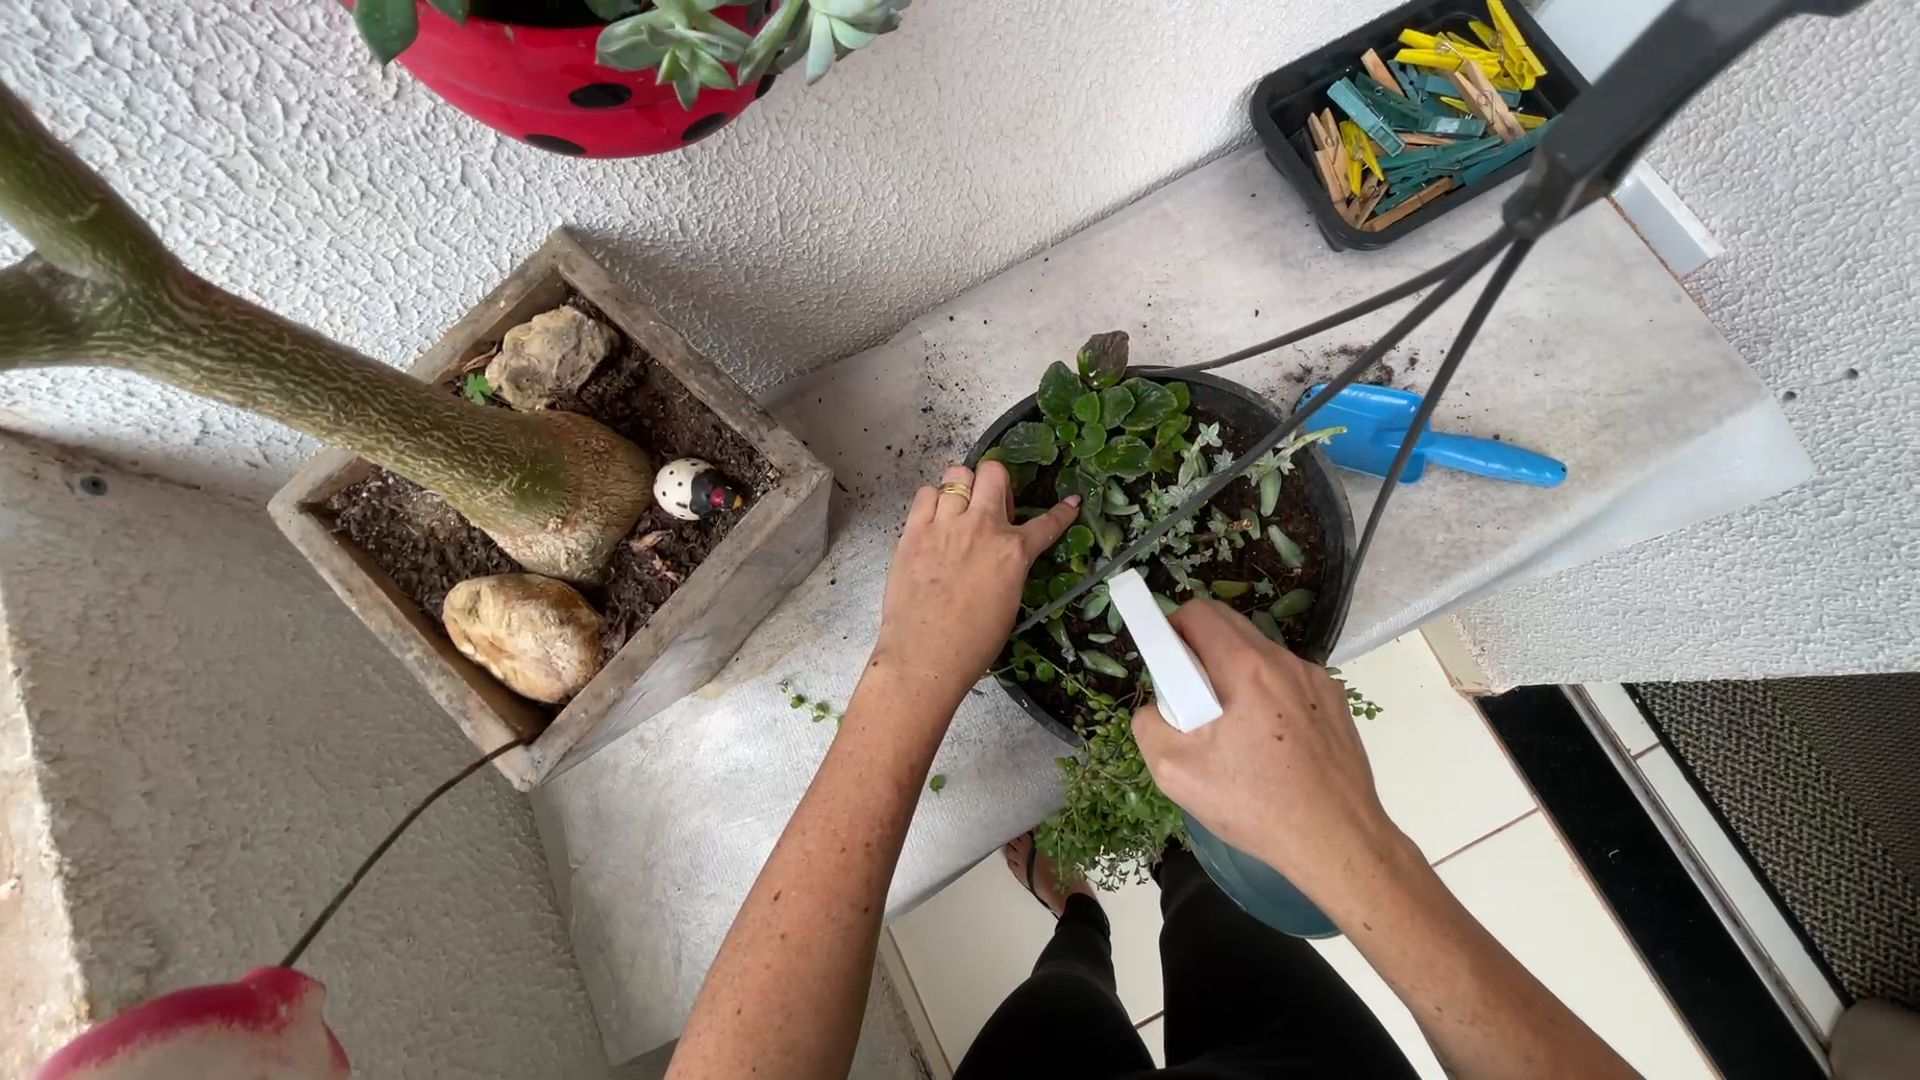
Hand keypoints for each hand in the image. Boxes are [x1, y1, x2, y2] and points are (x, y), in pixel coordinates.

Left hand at [871, 462, 1077, 699]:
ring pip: (957, 474)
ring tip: (959, 509)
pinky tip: (934, 519)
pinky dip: (933, 500)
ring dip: (963, 488)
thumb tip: (1004, 556)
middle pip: (993, 473)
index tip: (1069, 504)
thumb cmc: (972, 643)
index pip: (1046, 523)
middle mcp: (982, 528)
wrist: (925, 655)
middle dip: (997, 483)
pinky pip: (925, 493)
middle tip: (992, 506)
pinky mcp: (914, 531)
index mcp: (1014, 552)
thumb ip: (1010, 568)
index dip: (1062, 513)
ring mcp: (946, 525)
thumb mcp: (1009, 602)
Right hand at [1130, 600, 1410, 900]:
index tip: (1164, 664)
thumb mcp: (1173, 771)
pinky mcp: (1334, 698)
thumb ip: (1148, 723)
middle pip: (1227, 622)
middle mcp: (1283, 661)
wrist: (1337, 842)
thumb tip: (1157, 707)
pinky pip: (1284, 676)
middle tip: (1188, 694)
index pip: (1197, 613)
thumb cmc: (1254, 806)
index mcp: (1244, 669)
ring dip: (1232, 670)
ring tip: (1229, 725)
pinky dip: (1264, 690)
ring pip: (1257, 650)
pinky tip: (1266, 739)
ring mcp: (1315, 677)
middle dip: (1197, 646)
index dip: (1169, 629)